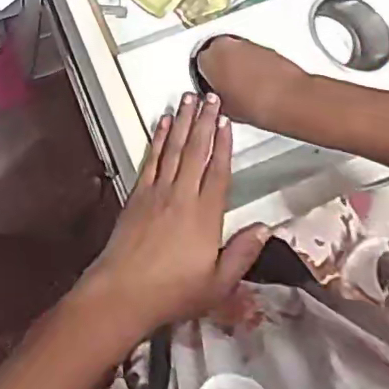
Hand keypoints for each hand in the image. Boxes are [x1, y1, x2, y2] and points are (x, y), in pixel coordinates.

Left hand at [79, 92, 271, 336]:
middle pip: (195, 151)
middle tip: (210, 96)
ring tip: (187, 99)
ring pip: (173, 148)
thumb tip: (265, 228)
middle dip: (204, 121)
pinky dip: (157, 139)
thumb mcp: (218, 283)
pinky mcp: (137, 194)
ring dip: (181, 122)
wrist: (123, 290)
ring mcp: (156, 192)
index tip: (227, 121)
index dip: (223, 144)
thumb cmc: (173, 292)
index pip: (218, 171)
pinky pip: (150, 159)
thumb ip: (242, 253)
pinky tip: (161, 124)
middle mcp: (180, 196)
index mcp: (204, 215)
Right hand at [196, 36, 307, 125]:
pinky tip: (256, 82)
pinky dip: (250, 64)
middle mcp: (226, 45)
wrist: (290, 100)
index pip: (197, 63)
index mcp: (209, 58)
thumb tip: (217, 96)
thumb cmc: (259, 104)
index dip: (204, 78)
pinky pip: (250, 54)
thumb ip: (215, 96)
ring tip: (243, 85)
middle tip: (225, 85)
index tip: (211, 87)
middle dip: (218, 66)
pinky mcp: (264, 47)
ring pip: (233, 52)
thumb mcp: (225, 108)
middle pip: (215, 52)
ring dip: (235, 64)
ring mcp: (246, 45)